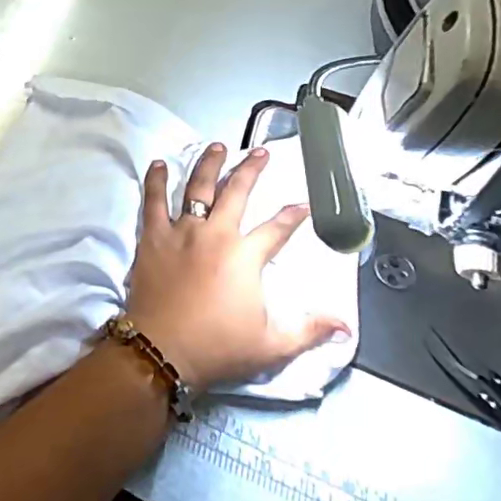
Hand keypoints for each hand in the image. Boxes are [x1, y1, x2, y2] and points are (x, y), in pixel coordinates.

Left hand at [126, 144, 349, 388]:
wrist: (160, 354)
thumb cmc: (217, 348)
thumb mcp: (271, 346)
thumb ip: (309, 331)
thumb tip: (346, 327)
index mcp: (245, 255)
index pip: (277, 228)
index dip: (293, 215)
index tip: (303, 203)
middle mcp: (216, 233)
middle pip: (237, 191)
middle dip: (252, 169)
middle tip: (260, 152)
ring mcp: (183, 232)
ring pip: (198, 187)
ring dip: (209, 164)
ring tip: (218, 146)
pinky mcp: (154, 238)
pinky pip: (153, 202)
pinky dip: (156, 182)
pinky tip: (158, 165)